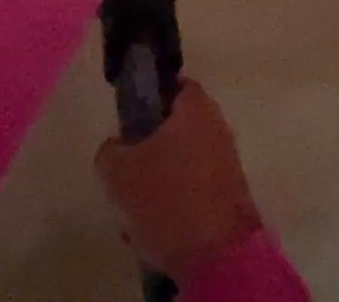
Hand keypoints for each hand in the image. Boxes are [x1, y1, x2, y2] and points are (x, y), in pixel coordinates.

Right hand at [95, 80, 264, 281]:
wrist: (217, 254)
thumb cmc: (168, 198)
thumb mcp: (119, 172)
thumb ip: (110, 150)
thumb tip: (117, 146)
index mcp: (196, 107)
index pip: (172, 85)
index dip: (148, 96)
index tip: (128, 118)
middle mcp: (217, 126)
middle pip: (176, 125)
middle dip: (149, 145)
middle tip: (125, 165)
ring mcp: (226, 160)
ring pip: (181, 160)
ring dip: (158, 177)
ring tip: (134, 204)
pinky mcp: (228, 193)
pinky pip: (192, 187)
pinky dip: (174, 200)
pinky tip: (154, 225)